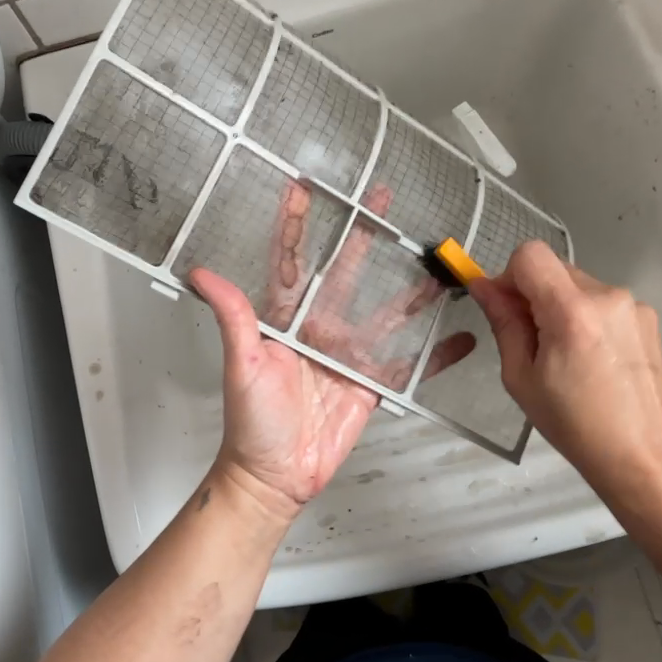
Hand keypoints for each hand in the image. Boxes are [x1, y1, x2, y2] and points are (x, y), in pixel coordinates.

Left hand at [185, 183, 471, 518]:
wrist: (276, 476)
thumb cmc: (251, 423)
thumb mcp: (242, 365)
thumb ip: (234, 318)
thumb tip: (201, 274)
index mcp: (284, 319)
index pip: (290, 259)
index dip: (295, 223)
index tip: (302, 186)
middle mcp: (318, 328)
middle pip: (346, 271)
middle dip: (363, 234)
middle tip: (383, 199)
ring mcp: (347, 354)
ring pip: (386, 312)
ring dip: (412, 289)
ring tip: (439, 263)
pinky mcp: (370, 384)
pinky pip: (406, 364)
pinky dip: (434, 354)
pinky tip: (460, 338)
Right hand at [468, 242, 661, 491]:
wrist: (645, 456)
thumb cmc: (574, 425)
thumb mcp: (521, 378)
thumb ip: (504, 323)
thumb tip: (483, 287)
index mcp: (572, 311)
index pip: (530, 255)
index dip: (508, 276)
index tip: (504, 308)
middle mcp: (607, 296)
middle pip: (554, 268)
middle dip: (532, 293)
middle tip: (529, 340)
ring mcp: (633, 306)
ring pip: (578, 285)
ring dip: (559, 306)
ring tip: (563, 357)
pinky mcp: (647, 319)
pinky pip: (601, 303)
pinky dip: (585, 318)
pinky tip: (590, 360)